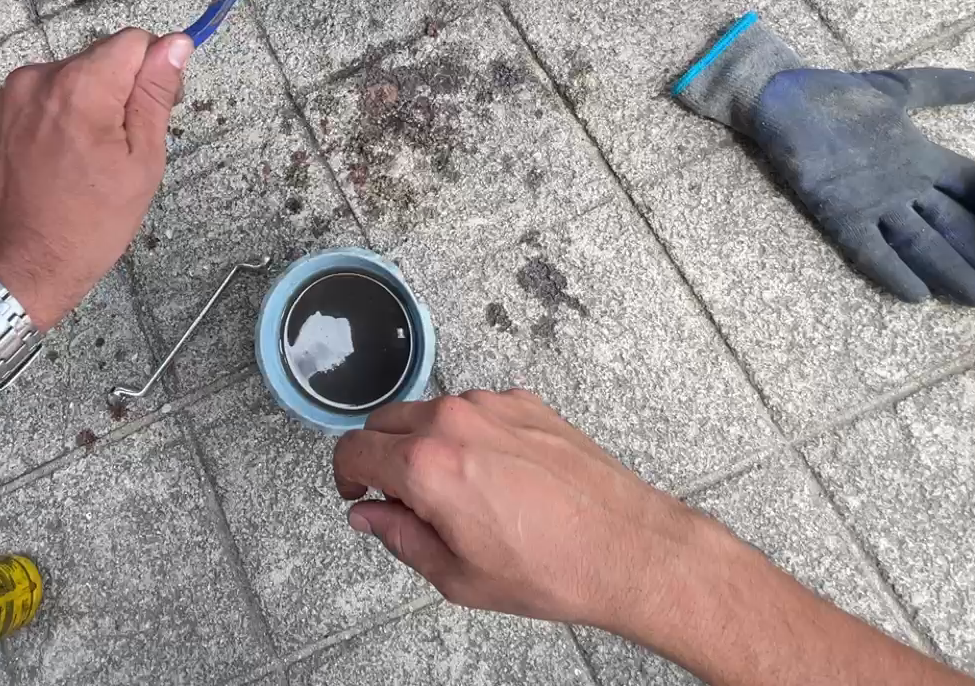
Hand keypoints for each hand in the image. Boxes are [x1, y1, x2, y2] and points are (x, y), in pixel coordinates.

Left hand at [0, 29, 191, 328]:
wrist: (19, 267)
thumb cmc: (88, 225)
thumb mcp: (141, 161)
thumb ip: (156, 94)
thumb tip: (176, 45)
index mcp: (80, 87)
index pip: (133, 41)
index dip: (155, 68)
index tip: (156, 106)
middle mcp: (39, 77)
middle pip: (103, 55)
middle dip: (123, 87)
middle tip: (126, 143)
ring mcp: (13, 93)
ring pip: (76, 74)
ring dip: (93, 100)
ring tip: (92, 154)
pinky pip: (48, 93)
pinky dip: (65, 112)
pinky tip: (66, 154)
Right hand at [333, 390, 712, 640]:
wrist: (629, 546)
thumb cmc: (548, 569)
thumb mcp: (457, 576)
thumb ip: (398, 536)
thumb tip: (365, 514)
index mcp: (426, 465)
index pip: (353, 448)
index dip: (345, 474)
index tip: (357, 491)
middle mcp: (450, 420)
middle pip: (384, 421)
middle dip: (381, 455)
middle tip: (405, 496)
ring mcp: (488, 403)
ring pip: (428, 411)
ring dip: (424, 441)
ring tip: (460, 487)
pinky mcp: (520, 399)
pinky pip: (472, 407)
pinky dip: (467, 432)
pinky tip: (498, 471)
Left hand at [752, 67, 974, 304]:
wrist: (781, 98)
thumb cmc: (834, 96)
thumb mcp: (893, 90)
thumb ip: (936, 89)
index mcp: (921, 158)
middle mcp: (902, 187)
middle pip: (956, 225)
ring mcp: (871, 202)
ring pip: (919, 241)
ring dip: (949, 269)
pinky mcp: (836, 210)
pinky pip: (867, 245)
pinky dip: (890, 269)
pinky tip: (915, 294)